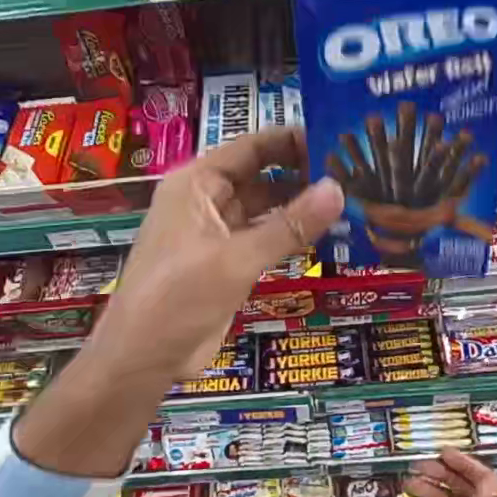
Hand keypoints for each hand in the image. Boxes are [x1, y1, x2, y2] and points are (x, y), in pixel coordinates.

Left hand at [85, 125, 344, 385]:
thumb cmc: (179, 297)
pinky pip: (263, 238)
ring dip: (298, 206)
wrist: (143, 357)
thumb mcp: (237, 258)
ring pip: (264, 208)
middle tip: (353, 173)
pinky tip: (326, 234)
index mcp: (196, 184)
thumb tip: (338, 188)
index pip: (250, 147)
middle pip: (259, 175)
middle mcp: (205, 201)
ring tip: (348, 200)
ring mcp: (215, 233)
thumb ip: (289, 225)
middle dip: (300, 173)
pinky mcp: (225, 262)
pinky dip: (289, 235)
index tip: (336, 138)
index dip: (290, 140)